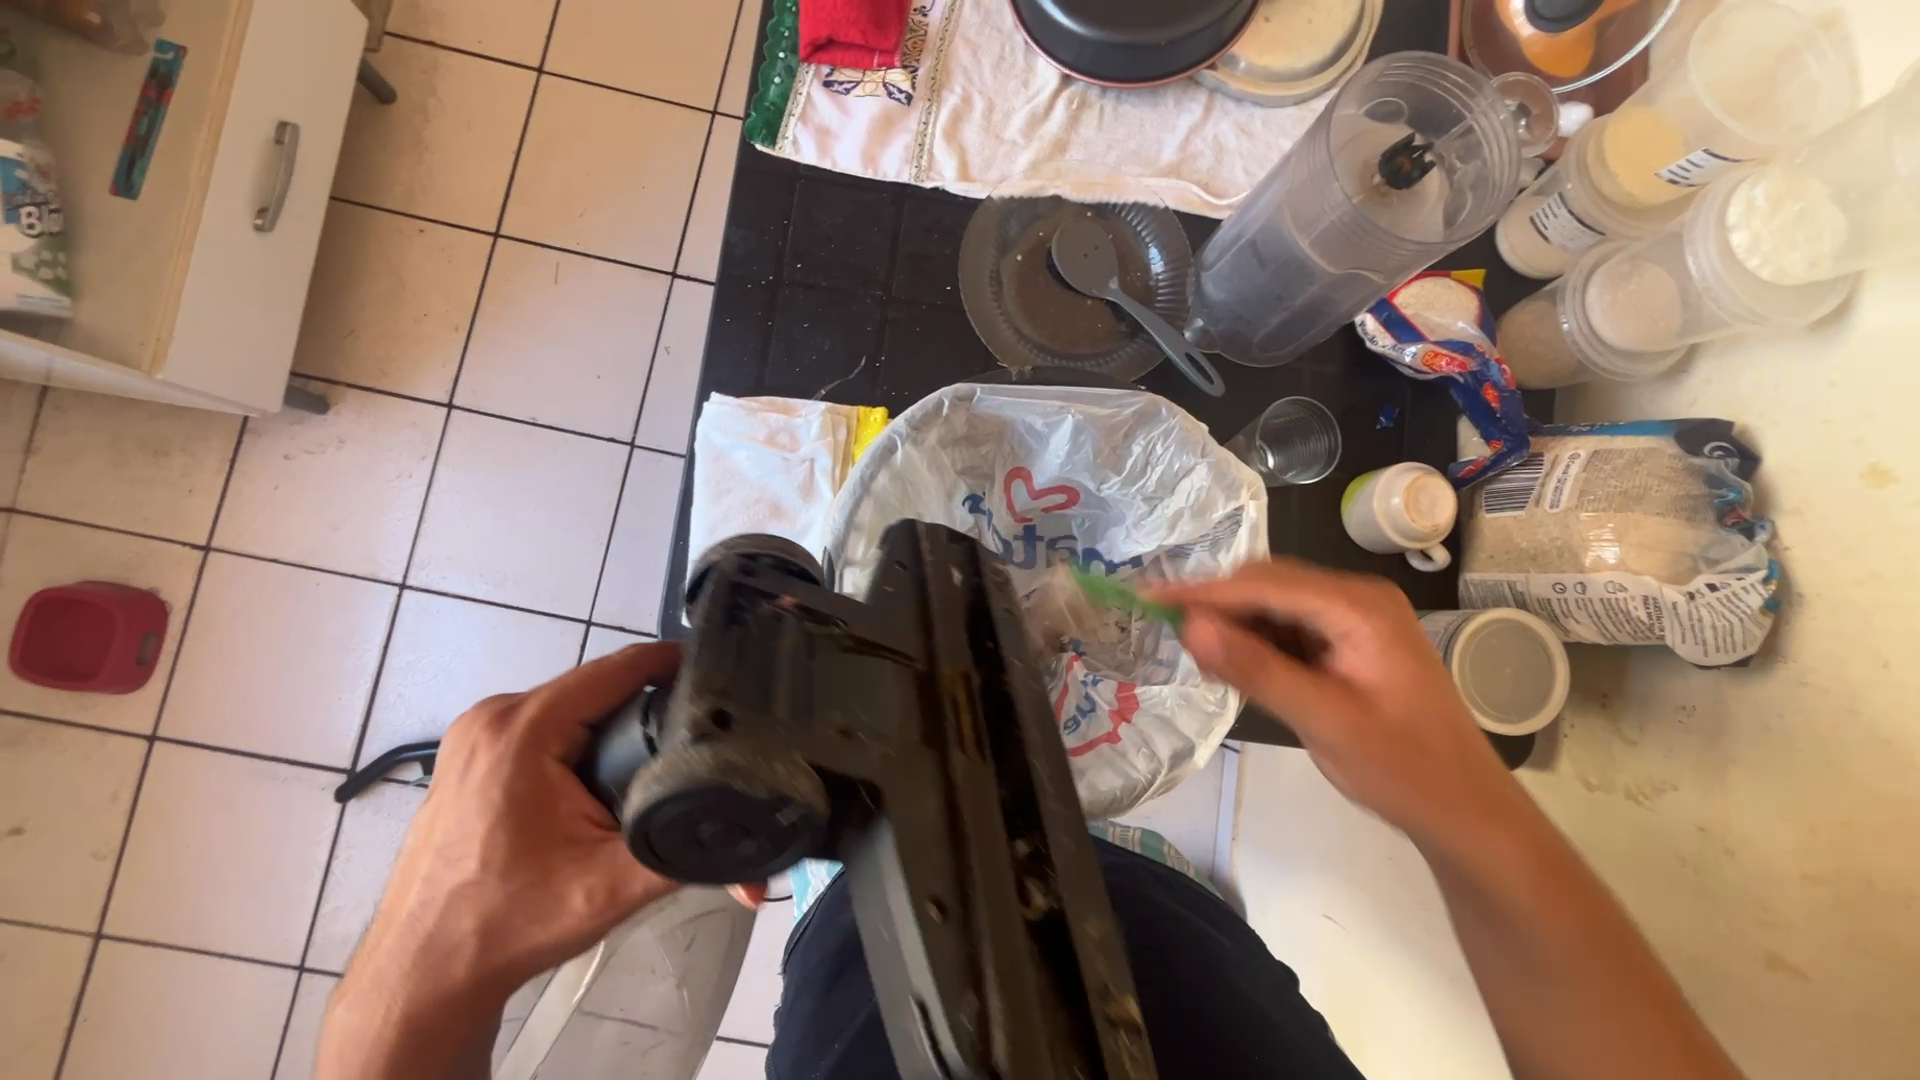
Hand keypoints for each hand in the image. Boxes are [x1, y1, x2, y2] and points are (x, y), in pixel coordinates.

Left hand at [328, 644, 684, 1057]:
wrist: (422, 975)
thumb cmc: (508, 923)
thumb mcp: (611, 887)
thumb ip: (686, 855)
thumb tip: (751, 843)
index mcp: (523, 729)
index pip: (618, 668)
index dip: (675, 665)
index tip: (723, 677)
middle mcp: (494, 718)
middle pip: (599, 689)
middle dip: (651, 710)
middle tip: (701, 739)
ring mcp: (477, 736)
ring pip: (575, 710)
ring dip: (619, 732)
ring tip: (663, 766)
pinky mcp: (473, 758)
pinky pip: (548, 730)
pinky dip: (585, 746)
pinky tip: (610, 784)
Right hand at [1151, 560, 1524, 846]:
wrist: (1463, 809)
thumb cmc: (1403, 768)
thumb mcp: (1323, 720)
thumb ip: (1255, 669)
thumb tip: (1190, 626)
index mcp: (1359, 608)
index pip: (1264, 585)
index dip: (1202, 591)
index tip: (1149, 596)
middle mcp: (1356, 600)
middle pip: (1266, 586)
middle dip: (1215, 606)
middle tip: (1165, 629)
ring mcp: (1353, 620)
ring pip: (1272, 607)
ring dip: (1233, 626)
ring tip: (1195, 654)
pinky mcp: (1347, 643)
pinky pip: (1287, 629)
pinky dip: (1255, 644)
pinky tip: (1233, 666)